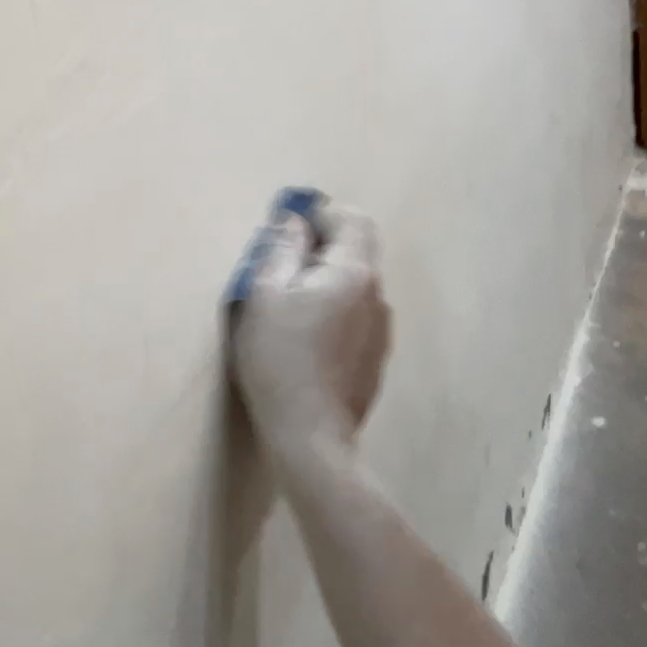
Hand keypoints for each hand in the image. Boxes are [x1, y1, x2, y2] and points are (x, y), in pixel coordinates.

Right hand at [231, 206, 391, 452]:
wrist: (310, 433)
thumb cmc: (278, 357)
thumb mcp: (264, 294)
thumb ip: (281, 249)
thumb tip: (292, 220)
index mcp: (352, 272)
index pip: (352, 219)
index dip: (320, 213)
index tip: (287, 227)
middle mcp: (376, 294)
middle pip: (357, 249)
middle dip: (320, 246)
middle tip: (279, 265)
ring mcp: (381, 328)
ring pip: (355, 283)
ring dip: (326, 279)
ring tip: (289, 305)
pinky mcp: (376, 355)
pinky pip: (356, 313)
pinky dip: (334, 308)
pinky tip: (306, 337)